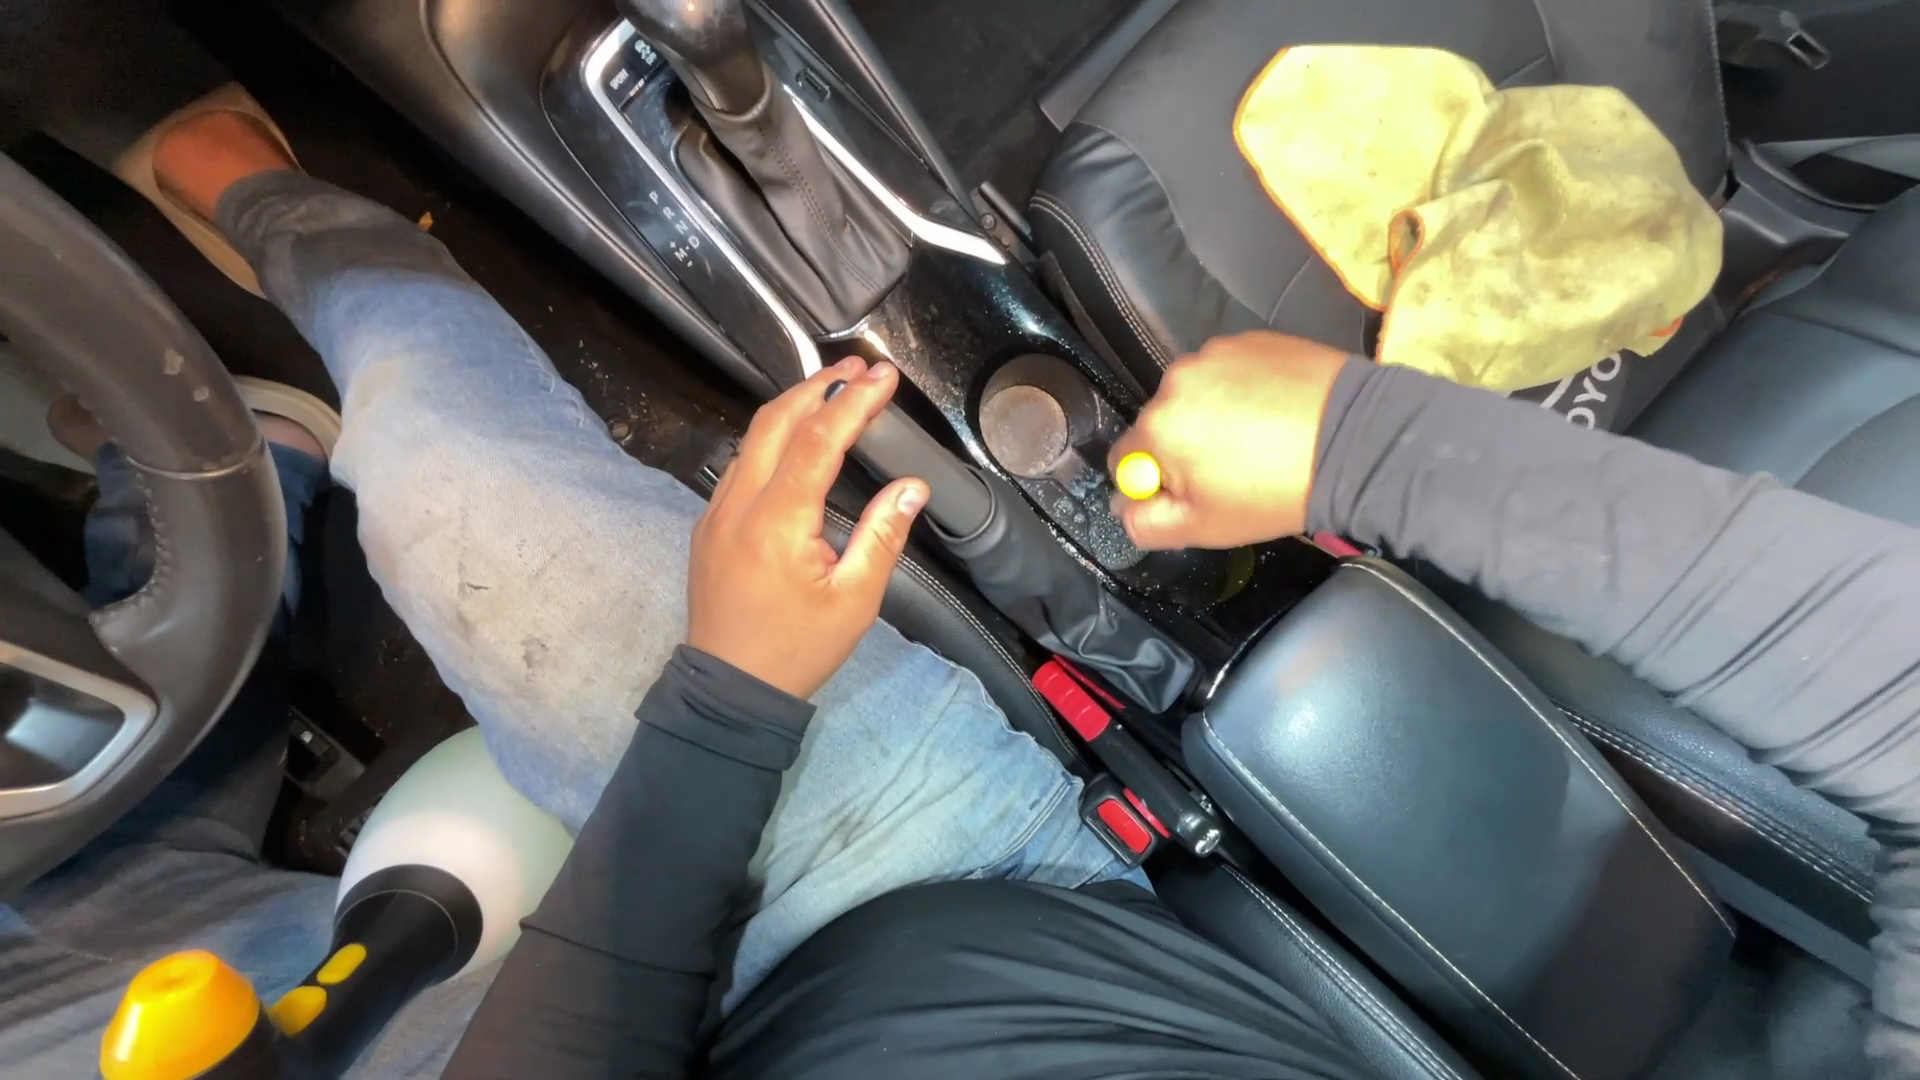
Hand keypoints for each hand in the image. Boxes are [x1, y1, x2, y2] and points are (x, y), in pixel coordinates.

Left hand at [687, 357, 927, 698]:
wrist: (730, 689)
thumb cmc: (798, 648)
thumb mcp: (855, 600)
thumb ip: (882, 537)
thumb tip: (911, 488)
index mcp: (777, 522)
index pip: (817, 441)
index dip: (853, 403)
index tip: (883, 377)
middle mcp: (739, 505)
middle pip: (774, 422)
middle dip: (817, 386)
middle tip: (857, 368)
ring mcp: (717, 511)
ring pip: (752, 438)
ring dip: (793, 407)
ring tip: (833, 390)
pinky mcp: (710, 523)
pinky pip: (742, 462)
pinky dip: (773, 436)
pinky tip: (798, 438)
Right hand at [1109, 331, 1349, 549]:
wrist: (1358, 441)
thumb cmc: (1275, 491)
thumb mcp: (1204, 527)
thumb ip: (1146, 523)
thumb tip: (1121, 506)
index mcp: (1156, 428)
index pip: (1124, 458)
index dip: (1153, 480)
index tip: (1194, 490)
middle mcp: (1174, 382)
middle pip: (1159, 423)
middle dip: (1182, 445)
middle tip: (1231, 467)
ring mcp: (1213, 354)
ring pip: (1192, 395)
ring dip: (1210, 414)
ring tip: (1257, 436)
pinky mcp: (1248, 339)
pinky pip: (1226, 370)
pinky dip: (1239, 389)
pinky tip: (1272, 409)